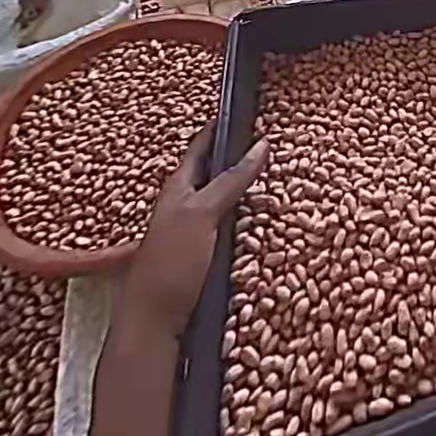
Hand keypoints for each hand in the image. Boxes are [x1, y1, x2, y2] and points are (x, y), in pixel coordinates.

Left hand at [122, 125, 267, 331]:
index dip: (219, 126)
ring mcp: (197, 231)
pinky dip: (252, 215)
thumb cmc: (171, 264)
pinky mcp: (208, 254)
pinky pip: (235, 224)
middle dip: (242, 157)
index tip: (243, 108)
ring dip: (250, 188)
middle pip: (217, 172)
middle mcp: (186, 206)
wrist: (154, 326)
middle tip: (274, 142)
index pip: (201, 146)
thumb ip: (232, 179)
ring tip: (281, 175)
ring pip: (228, 199)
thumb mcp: (202, 214)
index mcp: (178, 189)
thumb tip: (262, 143)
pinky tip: (270, 217)